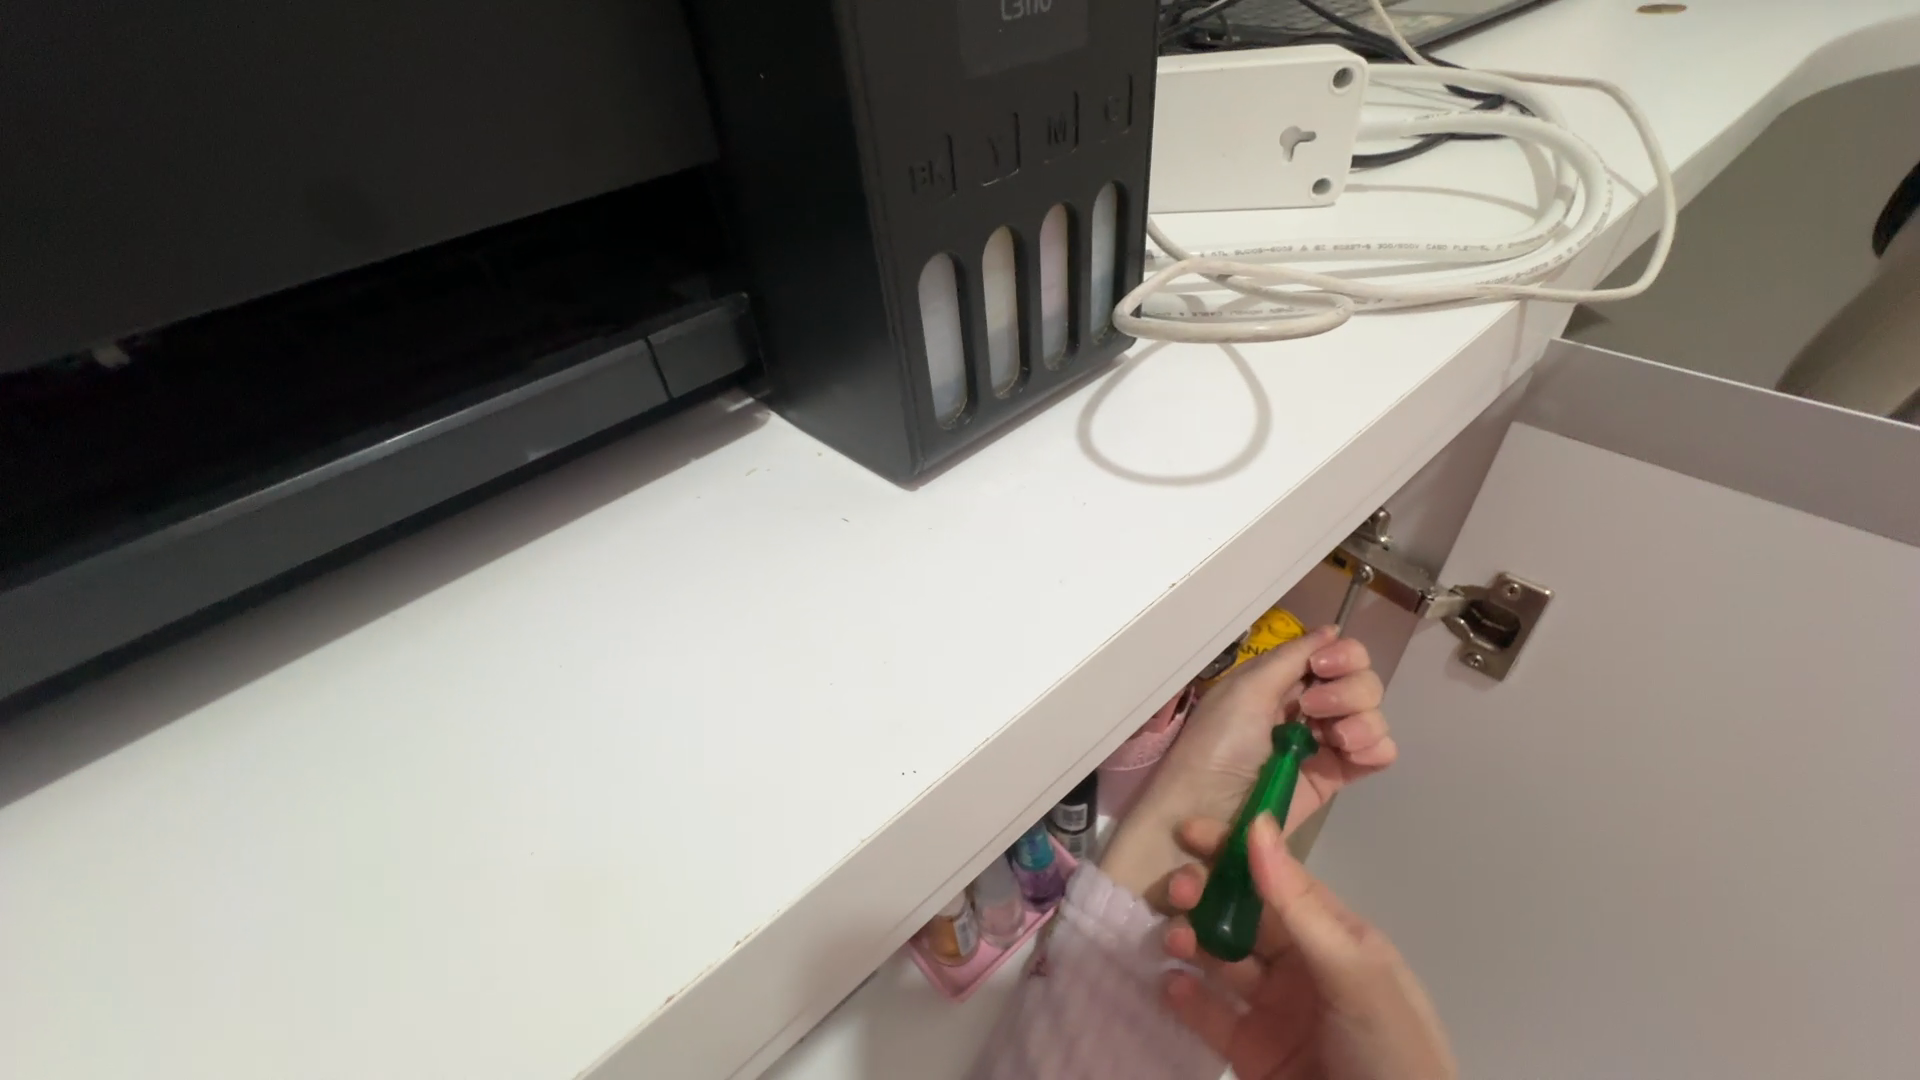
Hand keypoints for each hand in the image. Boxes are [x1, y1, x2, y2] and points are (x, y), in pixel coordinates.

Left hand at [1102, 626, 1393, 899]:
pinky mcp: (1336, 775)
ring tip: (1331, 738)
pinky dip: (1374, 747)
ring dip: (1361, 719)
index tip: (1322, 666)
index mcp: (1281, 679)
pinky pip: (1379, 752)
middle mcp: (1306, 705)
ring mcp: (1324, 741)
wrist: (1208, 809)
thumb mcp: (1246, 688)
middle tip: (1310, 708)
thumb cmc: (1218, 742)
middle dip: (1347, 690)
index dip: (1343, 655)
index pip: (1336, 653)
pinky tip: (1347, 754)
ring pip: (1374, 715)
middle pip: (1362, 682)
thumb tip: (1332, 629)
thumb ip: (1292, 657)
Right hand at [1163, 814, 1455, 1079]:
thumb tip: (1258, 824)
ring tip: (1172, 941)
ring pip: (1218, 958)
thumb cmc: (1392, 1057)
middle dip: (1204, 894)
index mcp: (1335, 938)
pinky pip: (1209, 1014)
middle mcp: (1301, 966)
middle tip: (1177, 892)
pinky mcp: (1251, 1052)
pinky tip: (1171, 986)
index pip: (1277, 878)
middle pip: (1241, 914)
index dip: (1233, 851)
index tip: (1188, 832)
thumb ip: (1299, 905)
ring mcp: (1274, 1010)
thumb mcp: (1354, 976)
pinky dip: (1185, 995)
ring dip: (1188, 940)